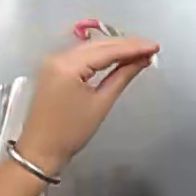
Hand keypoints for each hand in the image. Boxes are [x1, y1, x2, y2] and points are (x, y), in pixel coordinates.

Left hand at [14, 34, 158, 174]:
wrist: (41, 150)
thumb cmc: (71, 131)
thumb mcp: (100, 103)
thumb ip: (121, 76)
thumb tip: (142, 60)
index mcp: (68, 65)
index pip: (106, 50)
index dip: (132, 47)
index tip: (155, 46)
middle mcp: (58, 57)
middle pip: (97, 45)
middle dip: (124, 45)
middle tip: (150, 47)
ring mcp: (53, 62)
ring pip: (89, 49)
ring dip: (112, 49)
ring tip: (138, 51)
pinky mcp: (52, 70)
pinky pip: (79, 56)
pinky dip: (98, 56)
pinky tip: (115, 58)